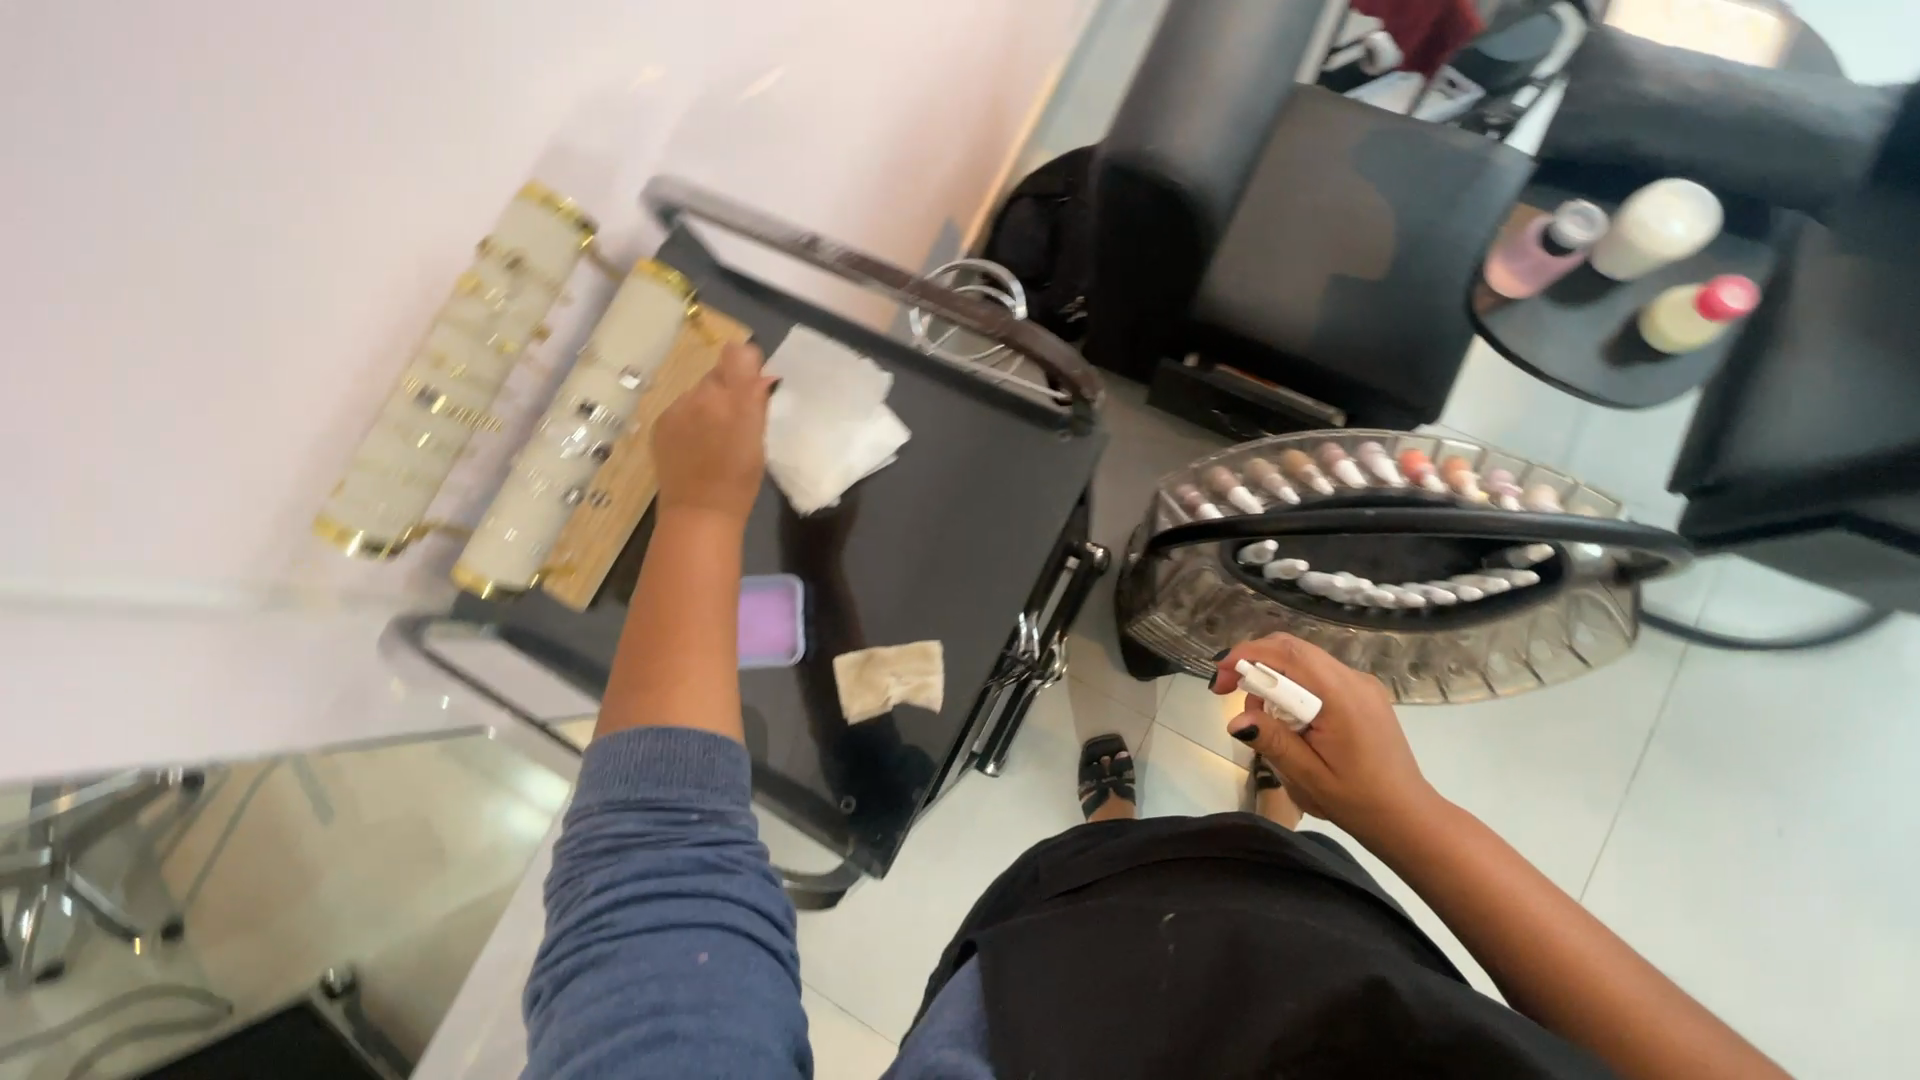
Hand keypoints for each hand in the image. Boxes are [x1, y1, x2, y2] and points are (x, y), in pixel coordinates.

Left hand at [652, 342, 774, 524]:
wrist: (699, 512)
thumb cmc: (740, 482)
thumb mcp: (759, 441)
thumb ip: (758, 403)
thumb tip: (762, 377)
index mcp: (736, 399)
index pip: (740, 354)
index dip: (747, 364)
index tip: (752, 385)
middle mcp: (705, 395)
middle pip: (718, 373)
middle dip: (728, 389)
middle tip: (734, 419)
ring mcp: (679, 408)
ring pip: (699, 392)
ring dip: (707, 405)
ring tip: (712, 438)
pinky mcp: (661, 422)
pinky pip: (680, 409)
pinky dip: (689, 420)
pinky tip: (693, 445)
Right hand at [1211, 633, 1443, 841]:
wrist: (1409, 817)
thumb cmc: (1359, 801)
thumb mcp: (1310, 777)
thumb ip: (1274, 742)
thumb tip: (1235, 721)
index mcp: (1341, 697)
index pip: (1287, 654)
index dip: (1246, 656)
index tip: (1219, 679)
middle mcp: (1353, 680)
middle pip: (1293, 649)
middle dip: (1253, 662)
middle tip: (1227, 691)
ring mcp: (1360, 684)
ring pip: (1303, 660)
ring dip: (1272, 676)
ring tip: (1259, 717)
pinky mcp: (1361, 693)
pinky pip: (1316, 675)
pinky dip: (1291, 685)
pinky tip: (1285, 718)